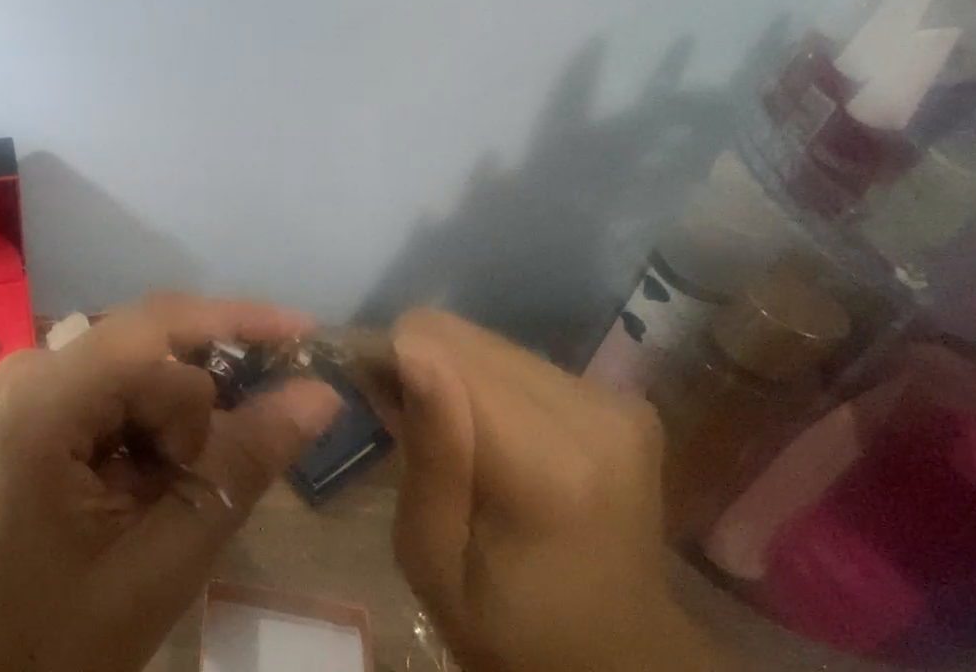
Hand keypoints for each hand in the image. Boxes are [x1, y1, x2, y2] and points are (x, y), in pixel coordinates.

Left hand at [0, 295, 343, 671]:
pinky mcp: (43, 396)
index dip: (236, 324)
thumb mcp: (173, 552)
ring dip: (190, 402)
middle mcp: (33, 370)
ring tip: (195, 475)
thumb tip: (322, 393)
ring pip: (143, 352)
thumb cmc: (76, 624)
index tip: (307, 338)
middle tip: (267, 421)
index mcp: (46, 403)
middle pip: (149, 335)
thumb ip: (244, 463)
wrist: (0, 659)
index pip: (154, 333)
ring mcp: (33, 380)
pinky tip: (173, 462)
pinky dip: (164, 409)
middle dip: (215, 376)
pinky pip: (123, 373)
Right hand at [385, 310, 727, 671]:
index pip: (437, 348)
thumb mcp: (433, 560)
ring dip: (444, 370)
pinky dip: (479, 381)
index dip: (383, 357)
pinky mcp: (616, 397)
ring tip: (434, 427)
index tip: (359, 395)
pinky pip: (514, 357)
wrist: (611, 650)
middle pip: (459, 335)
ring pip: (483, 338)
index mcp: (547, 463)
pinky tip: (476, 428)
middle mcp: (590, 412)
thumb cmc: (506, 625)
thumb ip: (427, 455)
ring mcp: (611, 400)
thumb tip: (408, 353)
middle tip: (392, 417)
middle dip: (410, 362)